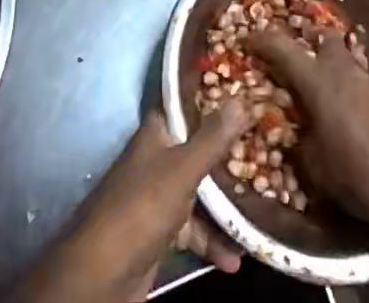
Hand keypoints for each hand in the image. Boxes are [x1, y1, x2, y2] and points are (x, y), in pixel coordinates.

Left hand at [17, 101, 252, 302]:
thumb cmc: (142, 207)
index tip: (248, 100)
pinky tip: (234, 259)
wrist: (103, 271)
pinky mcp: (160, 231)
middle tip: (266, 160)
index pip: (186, 106)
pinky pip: (193, 229)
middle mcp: (156, 159)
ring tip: (258, 219)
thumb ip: (212, 138)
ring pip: (200, 193)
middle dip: (229, 159)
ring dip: (226, 209)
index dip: (213, 102)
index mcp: (156, 134)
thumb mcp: (183, 169)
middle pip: (198, 151)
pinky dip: (212, 241)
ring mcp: (157, 196)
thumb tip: (241, 97)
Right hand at [252, 31, 368, 302]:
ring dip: (333, 65)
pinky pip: (363, 81)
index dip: (263, 39)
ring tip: (323, 87)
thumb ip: (300, 137)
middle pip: (324, 39)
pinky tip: (349, 111)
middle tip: (296, 59)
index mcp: (318, 81)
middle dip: (309, 43)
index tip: (250, 37)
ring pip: (347, 59)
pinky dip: (351, 86)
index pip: (283, 47)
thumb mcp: (313, 164)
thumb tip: (297, 131)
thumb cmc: (356, 175)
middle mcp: (345, 72)